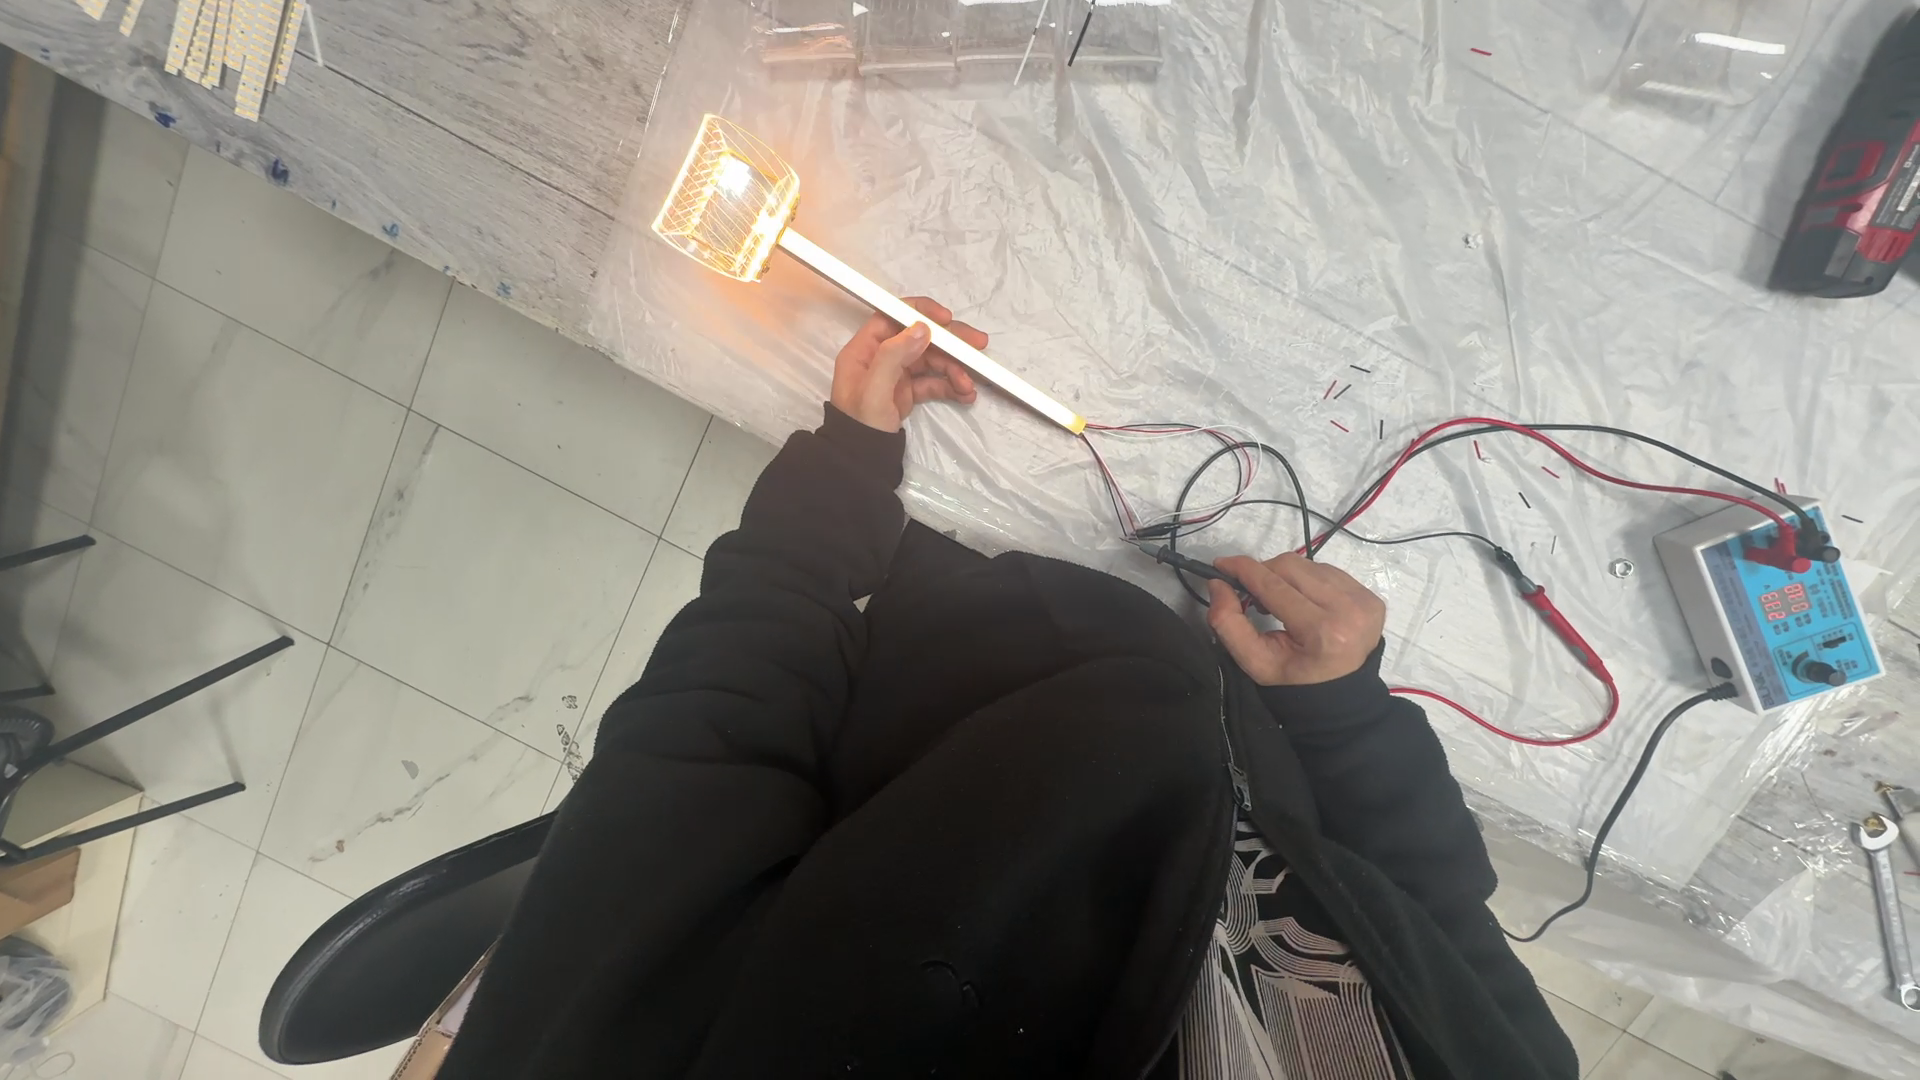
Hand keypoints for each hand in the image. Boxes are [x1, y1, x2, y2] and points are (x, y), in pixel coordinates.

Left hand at [830, 296, 981, 432]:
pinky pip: (933, 383)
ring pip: (930, 361)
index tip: (947, 319)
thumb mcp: (874, 392)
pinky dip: (950, 386)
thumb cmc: (861, 425)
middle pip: (919, 338)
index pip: (893, 318)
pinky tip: (966, 394)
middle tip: (979, 345)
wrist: (861, 462)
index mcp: (864, 350)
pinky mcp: (907, 393)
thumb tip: (922, 328)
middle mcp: (881, 358)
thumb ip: (894, 356)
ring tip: (969, 386)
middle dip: (949, 343)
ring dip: (954, 369)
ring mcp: (895, 376)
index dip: (921, 313)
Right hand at [1207, 552, 1386, 686]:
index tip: (1220, 564)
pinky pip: (1326, 570)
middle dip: (1262, 573)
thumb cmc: (1294, 678)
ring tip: (1277, 599)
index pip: (1273, 585)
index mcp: (1321, 630)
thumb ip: (1227, 622)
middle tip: (1250, 593)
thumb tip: (1217, 583)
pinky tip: (1301, 598)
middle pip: (1290, 567)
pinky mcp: (1371, 595)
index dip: (1243, 570)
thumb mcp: (1253, 661)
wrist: (1341, 692)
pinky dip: (1305, 579)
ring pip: (1307, 564)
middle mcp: (1348, 608)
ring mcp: (1364, 600)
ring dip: (1283, 575)